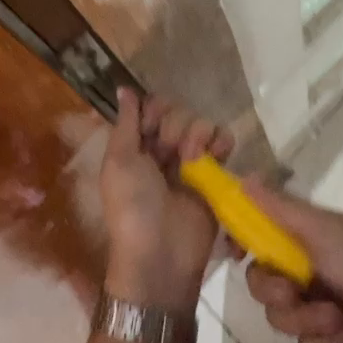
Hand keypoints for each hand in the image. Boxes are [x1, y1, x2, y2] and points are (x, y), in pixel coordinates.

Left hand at [99, 88, 235, 309]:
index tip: (150, 127)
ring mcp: (192, 162)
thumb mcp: (118, 162)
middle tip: (167, 150)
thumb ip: (126, 123)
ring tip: (191, 158)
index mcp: (137, 146)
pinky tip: (214, 155)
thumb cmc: (133, 206)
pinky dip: (221, 140)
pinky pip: (223, 141)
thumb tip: (123, 88)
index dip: (154, 110)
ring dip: (196, 133)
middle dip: (174, 125)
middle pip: (177, 112)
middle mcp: (164, 150)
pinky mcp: (216, 175)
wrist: (161, 255)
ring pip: (200, 123)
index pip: (152, 107)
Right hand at [241, 179, 342, 342]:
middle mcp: (307, 269)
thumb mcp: (326, 231)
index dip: (242, 239)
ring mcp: (316, 309)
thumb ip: (280, 209)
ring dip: (309, 320)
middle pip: (260, 280)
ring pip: (280, 318)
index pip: (260, 231)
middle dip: (276, 291)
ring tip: (341, 319)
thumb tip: (241, 177)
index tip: (234, 250)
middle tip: (295, 291)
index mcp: (307, 235)